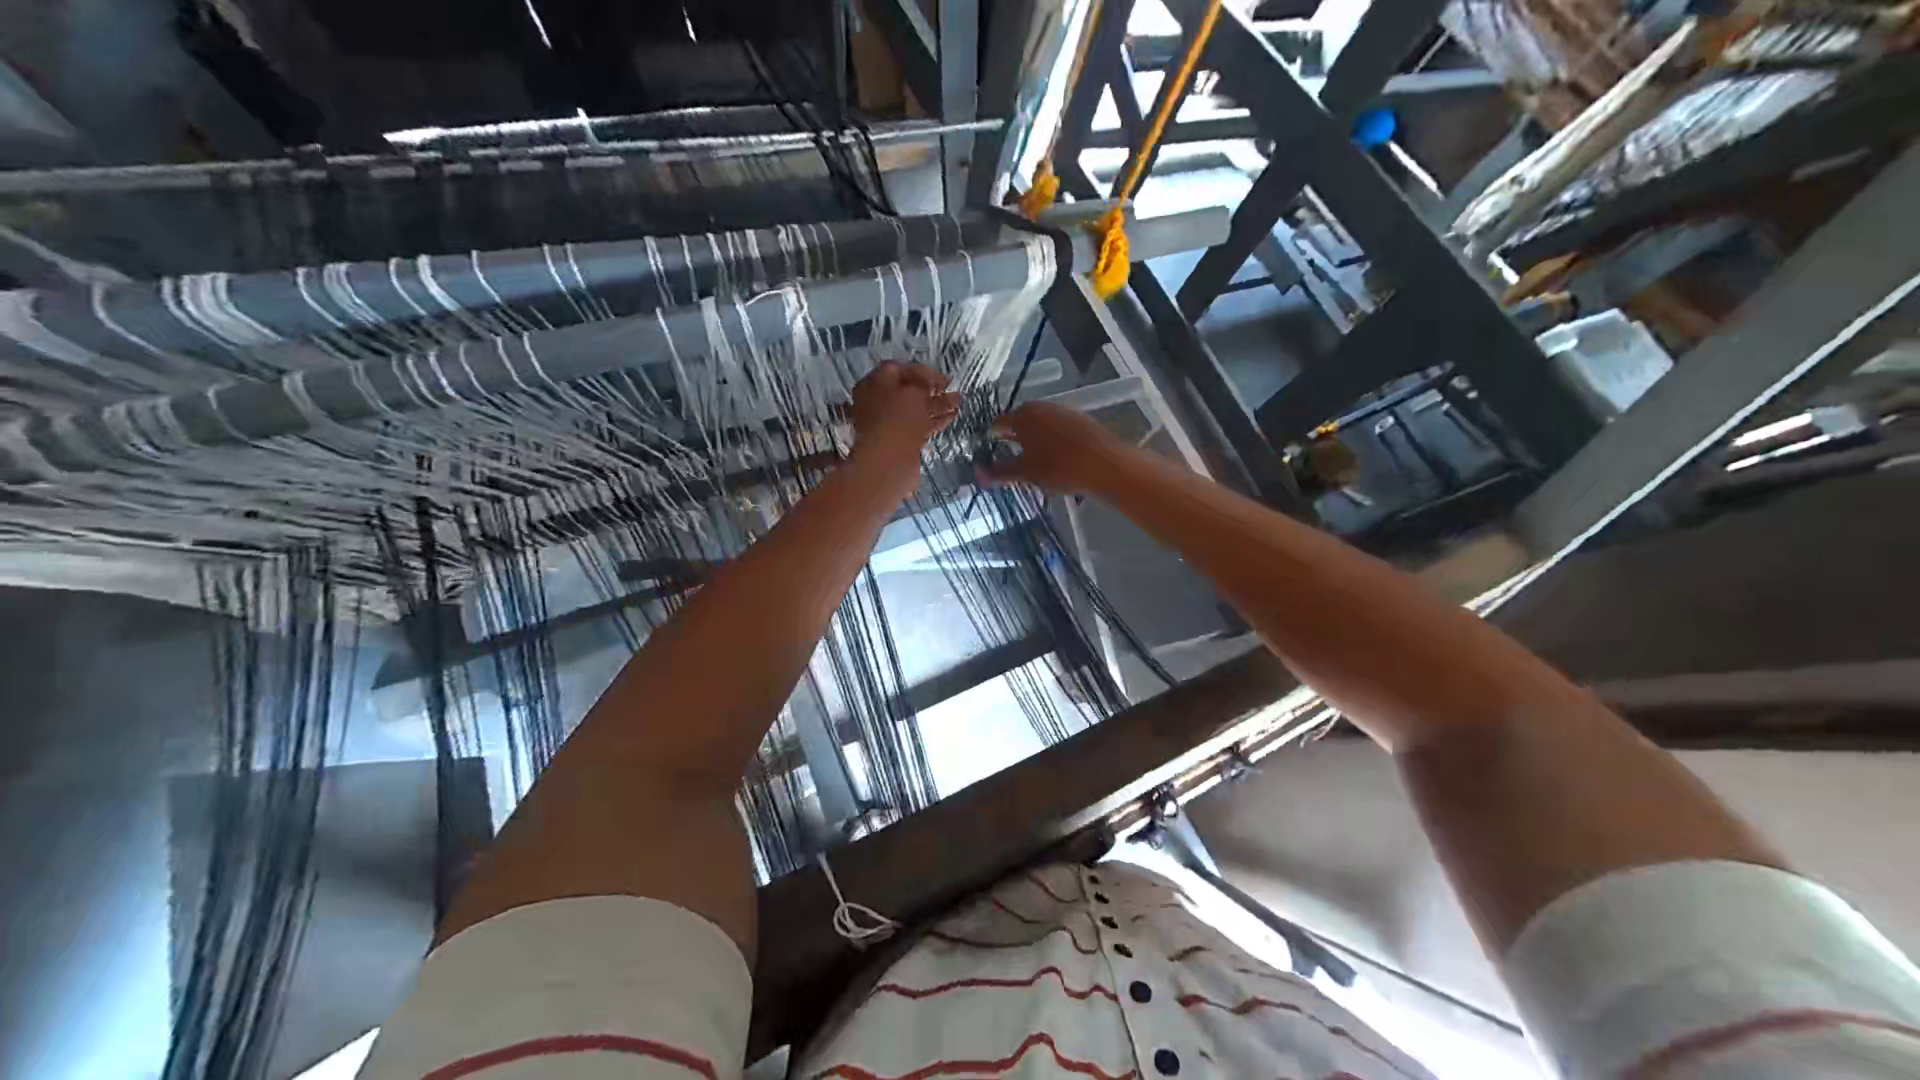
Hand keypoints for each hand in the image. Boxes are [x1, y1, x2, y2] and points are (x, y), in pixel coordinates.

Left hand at [850, 361, 959, 462]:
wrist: (889, 462)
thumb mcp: (914, 392)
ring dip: (937, 404)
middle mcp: (876, 402)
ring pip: (915, 409)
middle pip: (906, 390)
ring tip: (959, 401)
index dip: (921, 371)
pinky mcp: (898, 441)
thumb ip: (923, 383)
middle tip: (951, 387)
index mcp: (873, 384)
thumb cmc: (898, 418)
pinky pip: (918, 425)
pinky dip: (934, 420)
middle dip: (931, 389)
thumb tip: (928, 382)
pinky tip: (951, 417)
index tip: (941, 377)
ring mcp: (887, 423)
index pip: (897, 369)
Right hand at [979, 402, 1123, 493]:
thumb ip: (1000, 472)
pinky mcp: (1082, 419)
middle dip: (1015, 437)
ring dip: (1035, 438)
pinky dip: (1053, 440)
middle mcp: (1041, 407)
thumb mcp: (1026, 472)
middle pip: (1021, 420)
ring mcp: (1063, 411)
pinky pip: (1059, 428)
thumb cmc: (1058, 467)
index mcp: (1022, 416)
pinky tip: (1058, 457)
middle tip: (1012, 456)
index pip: (998, 423)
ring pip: (1041, 424)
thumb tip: (978, 473)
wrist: (1105, 463)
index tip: (990, 450)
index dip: (992, 437)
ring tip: (1036, 459)